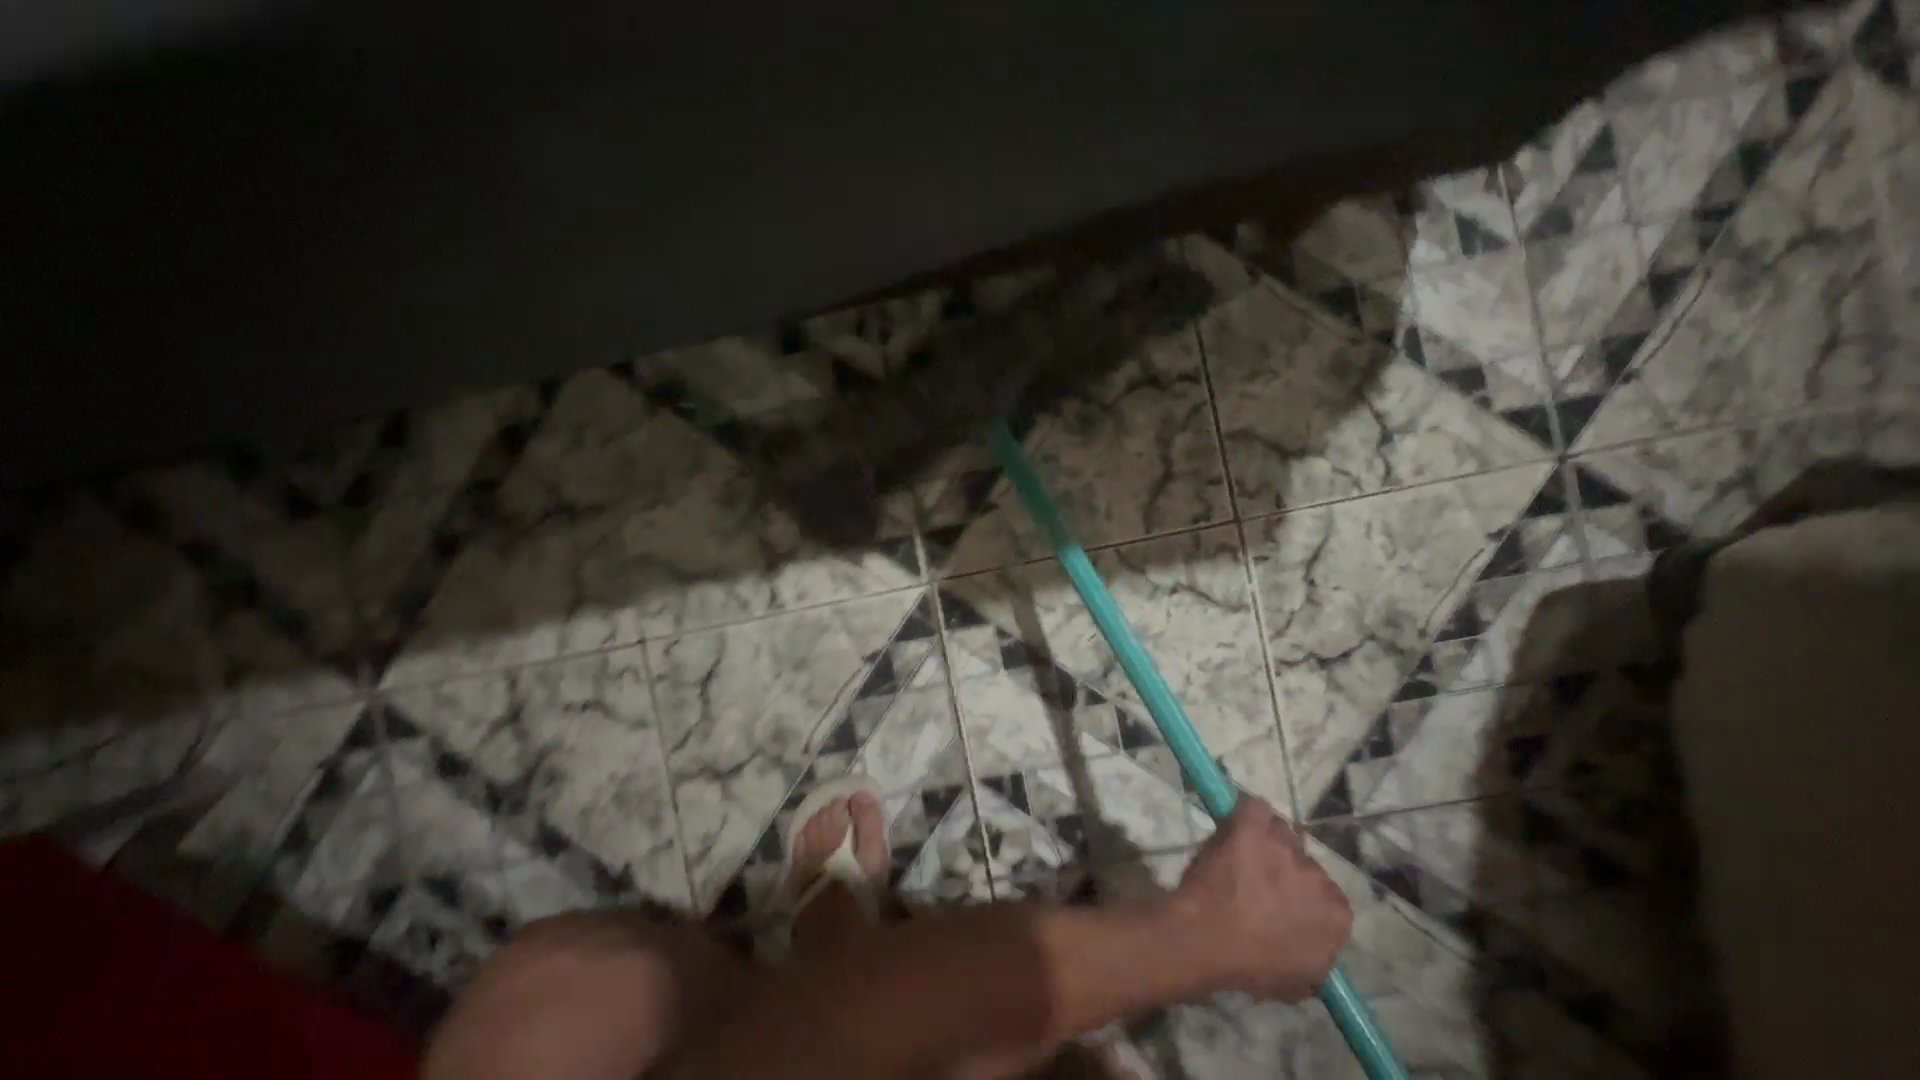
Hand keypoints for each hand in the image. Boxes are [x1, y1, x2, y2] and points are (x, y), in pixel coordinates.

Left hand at [1168, 799, 1352, 1001]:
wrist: (1206, 938)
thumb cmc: (1250, 967)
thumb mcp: (1297, 983)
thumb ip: (1315, 960)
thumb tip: (1313, 950)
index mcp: (1337, 917)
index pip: (1329, 900)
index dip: (1303, 902)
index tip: (1282, 907)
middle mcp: (1319, 877)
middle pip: (1305, 865)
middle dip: (1285, 873)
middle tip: (1256, 884)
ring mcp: (1285, 847)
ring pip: (1282, 835)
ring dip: (1267, 843)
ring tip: (1242, 859)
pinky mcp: (1254, 826)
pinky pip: (1257, 809)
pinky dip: (1249, 815)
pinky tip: (1237, 827)